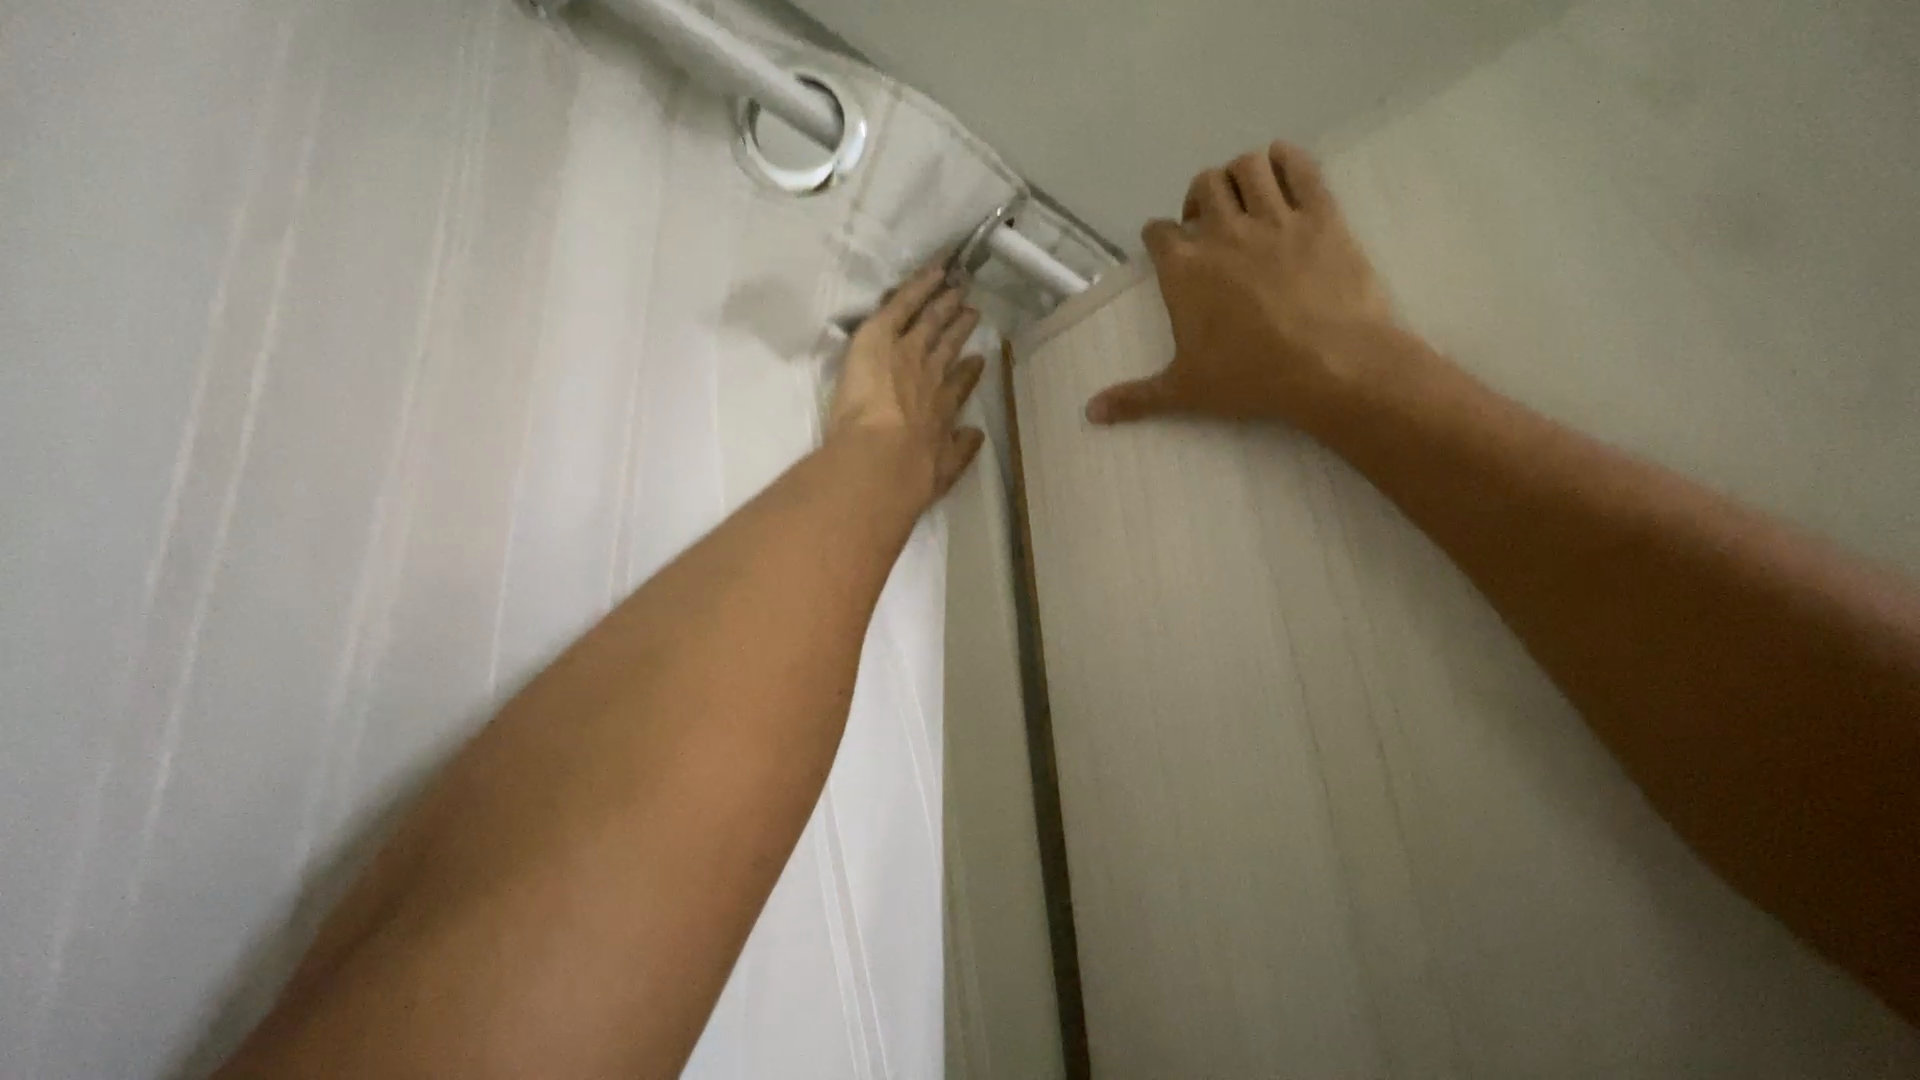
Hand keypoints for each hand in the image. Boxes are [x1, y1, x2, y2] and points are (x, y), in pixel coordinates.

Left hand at [828, 257, 987, 506]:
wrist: (882, 459)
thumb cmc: (908, 475)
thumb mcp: (943, 470)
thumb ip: (959, 452)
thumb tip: (975, 434)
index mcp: (941, 413)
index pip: (957, 387)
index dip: (968, 373)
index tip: (977, 361)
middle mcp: (931, 378)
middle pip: (947, 347)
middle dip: (960, 330)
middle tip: (971, 313)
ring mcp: (909, 352)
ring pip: (929, 321)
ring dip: (942, 305)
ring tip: (957, 289)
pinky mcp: (882, 336)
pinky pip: (903, 303)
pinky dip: (919, 285)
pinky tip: (934, 271)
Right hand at [1087, 141, 1411, 432]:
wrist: (1331, 367)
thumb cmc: (1251, 379)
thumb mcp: (1185, 391)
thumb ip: (1135, 398)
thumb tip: (1091, 413)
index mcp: (1184, 270)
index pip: (1158, 232)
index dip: (1160, 237)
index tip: (1167, 248)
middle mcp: (1223, 233)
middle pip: (1203, 186)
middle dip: (1200, 200)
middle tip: (1209, 226)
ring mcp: (1274, 219)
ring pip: (1248, 167)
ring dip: (1241, 176)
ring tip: (1246, 200)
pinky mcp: (1321, 214)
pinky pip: (1299, 165)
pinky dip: (1286, 160)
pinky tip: (1282, 174)